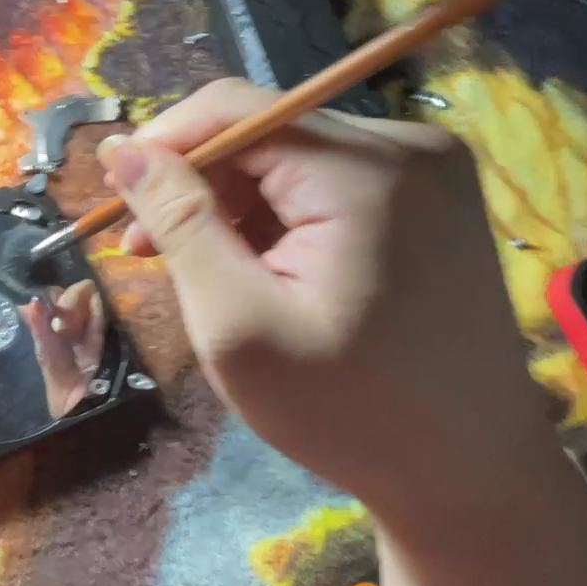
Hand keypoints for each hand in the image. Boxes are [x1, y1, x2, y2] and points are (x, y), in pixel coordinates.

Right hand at [97, 79, 556, 521]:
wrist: (469, 477)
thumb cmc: (344, 410)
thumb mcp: (234, 320)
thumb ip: (176, 221)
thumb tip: (121, 148)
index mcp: (365, 169)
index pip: (234, 109)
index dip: (162, 144)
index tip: (117, 201)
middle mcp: (407, 146)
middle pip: (261, 132)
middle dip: (194, 184)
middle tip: (145, 252)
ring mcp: (425, 171)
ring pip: (286, 157)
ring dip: (229, 205)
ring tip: (196, 270)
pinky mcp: (426, 199)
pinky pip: (320, 182)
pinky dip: (272, 217)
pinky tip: (255, 268)